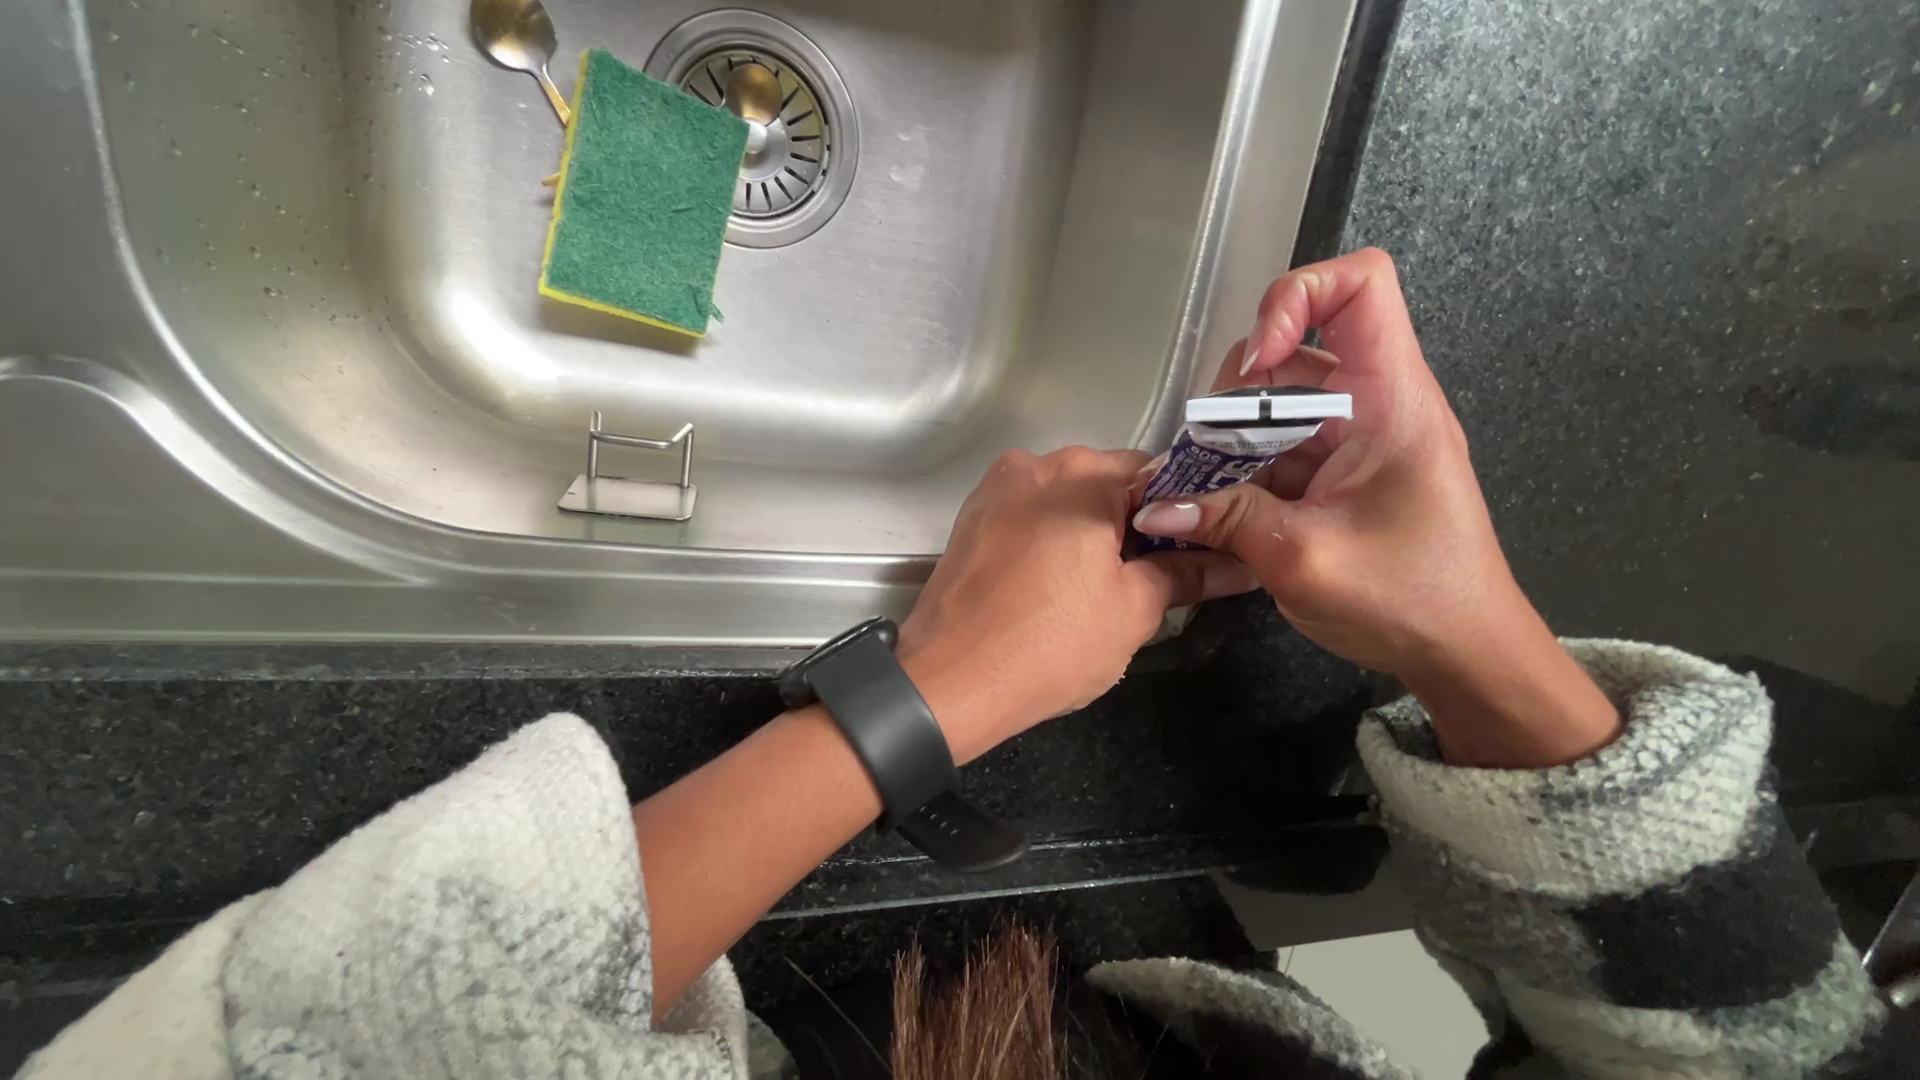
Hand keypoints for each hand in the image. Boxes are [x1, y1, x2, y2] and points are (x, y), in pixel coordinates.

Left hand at [900, 447, 1256, 762]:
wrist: (948, 683)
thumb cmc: (1049, 644)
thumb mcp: (1133, 611)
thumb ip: (1187, 574)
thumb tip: (1236, 565)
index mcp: (1082, 474)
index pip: (1161, 475)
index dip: (1189, 515)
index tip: (1201, 553)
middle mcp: (1035, 464)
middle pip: (1110, 485)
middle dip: (1138, 527)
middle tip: (1156, 581)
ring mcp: (996, 489)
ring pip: (1068, 502)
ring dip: (1094, 535)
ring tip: (1103, 591)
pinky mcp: (972, 519)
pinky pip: (1032, 517)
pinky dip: (1054, 541)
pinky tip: (1058, 587)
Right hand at [1130, 250, 1618, 765]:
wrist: (1463, 653)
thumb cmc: (1407, 600)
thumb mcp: (1302, 559)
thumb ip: (1225, 521)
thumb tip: (1153, 506)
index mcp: (1390, 400)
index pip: (1359, 284)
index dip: (1294, 298)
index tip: (1253, 366)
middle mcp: (1373, 405)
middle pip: (1295, 349)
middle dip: (1237, 395)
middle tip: (1208, 455)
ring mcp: (1354, 440)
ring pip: (1277, 404)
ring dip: (1231, 439)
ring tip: (1203, 489)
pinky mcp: (1339, 473)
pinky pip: (1279, 449)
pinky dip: (1243, 471)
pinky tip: (1218, 511)